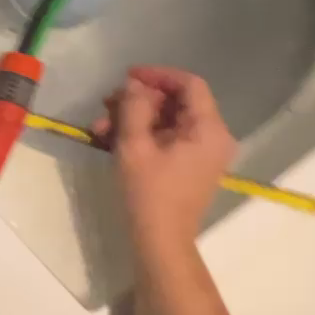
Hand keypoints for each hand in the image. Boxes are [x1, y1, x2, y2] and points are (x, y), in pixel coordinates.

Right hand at [91, 66, 236, 252]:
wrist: (161, 239)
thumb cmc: (149, 191)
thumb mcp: (134, 145)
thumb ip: (134, 107)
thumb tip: (134, 84)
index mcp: (208, 129)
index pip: (189, 84)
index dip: (157, 75)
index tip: (126, 77)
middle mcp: (214, 136)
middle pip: (176, 101)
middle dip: (137, 101)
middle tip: (106, 105)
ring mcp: (203, 151)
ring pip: (167, 119)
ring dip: (133, 118)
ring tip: (100, 129)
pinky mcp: (191, 163)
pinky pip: (167, 136)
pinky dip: (141, 134)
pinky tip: (111, 140)